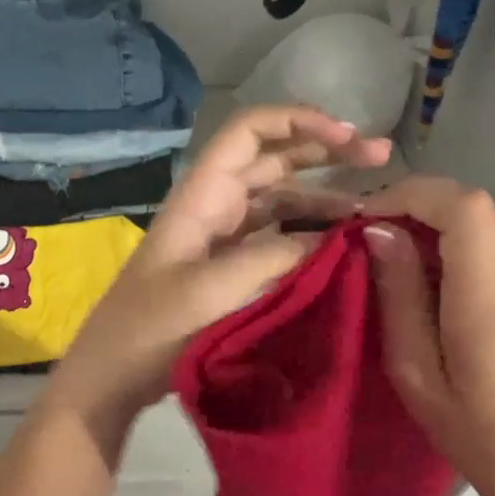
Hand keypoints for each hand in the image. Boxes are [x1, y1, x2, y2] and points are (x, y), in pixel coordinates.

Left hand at [50, 105, 390, 418]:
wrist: (112, 374)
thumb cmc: (150, 327)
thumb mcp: (211, 291)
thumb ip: (273, 259)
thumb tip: (332, 239)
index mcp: (201, 195)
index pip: (249, 132)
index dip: (298, 121)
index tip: (349, 137)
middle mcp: (213, 204)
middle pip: (272, 158)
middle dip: (324, 150)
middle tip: (382, 157)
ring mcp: (221, 236)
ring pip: (280, 198)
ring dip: (323, 197)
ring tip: (374, 210)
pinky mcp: (229, 267)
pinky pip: (277, 236)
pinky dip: (309, 234)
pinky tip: (342, 246)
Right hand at [360, 177, 494, 495]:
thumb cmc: (476, 431)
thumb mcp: (415, 370)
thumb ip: (400, 294)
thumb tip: (380, 231)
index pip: (463, 205)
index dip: (411, 193)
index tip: (367, 216)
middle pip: (471, 211)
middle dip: (414, 212)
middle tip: (369, 244)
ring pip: (483, 229)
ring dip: (436, 234)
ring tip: (396, 269)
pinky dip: (460, 253)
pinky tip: (437, 291)